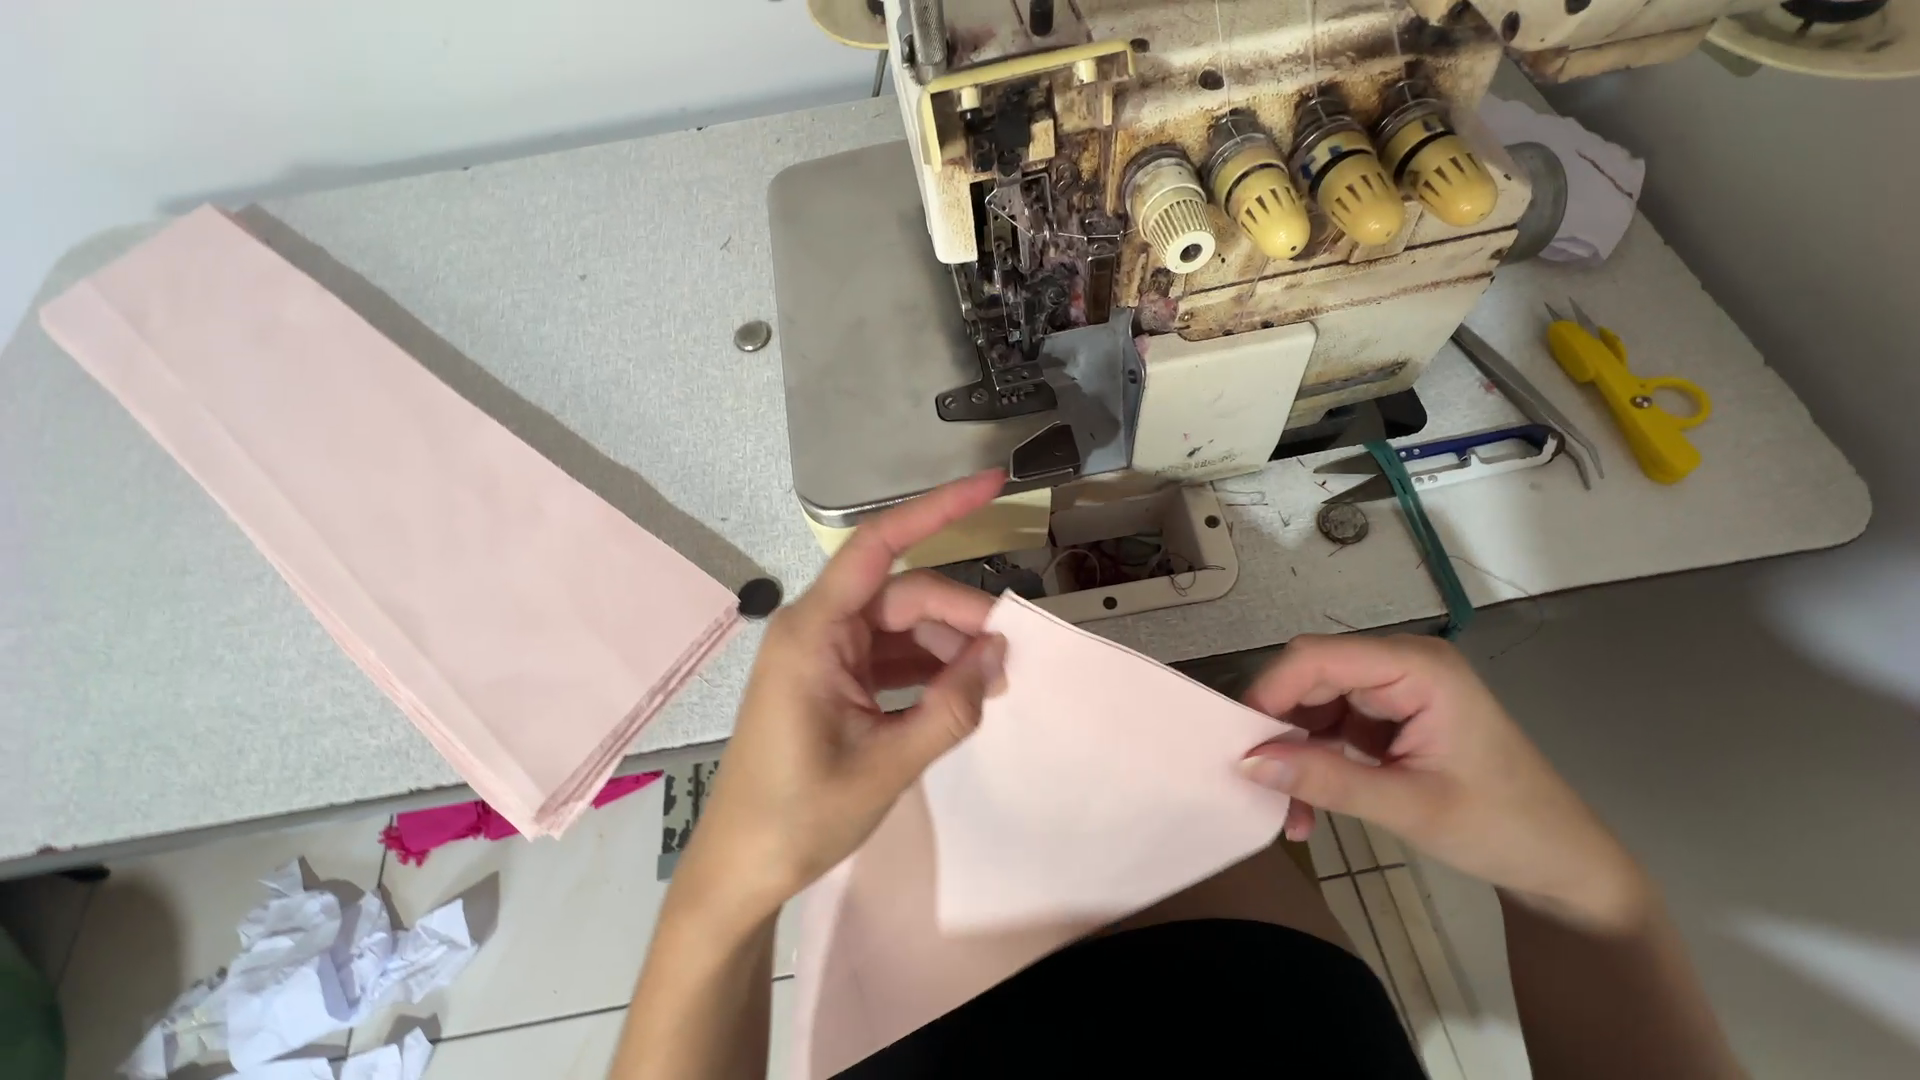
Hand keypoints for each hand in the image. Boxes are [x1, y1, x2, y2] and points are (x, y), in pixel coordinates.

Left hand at [680, 471, 1008, 918]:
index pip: (878, 546)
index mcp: (813, 632)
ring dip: (949, 648)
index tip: (992, 485)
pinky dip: (929, 671)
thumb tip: (999, 654)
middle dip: (961, 618)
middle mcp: (818, 630)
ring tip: (992, 685)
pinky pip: (891, 658)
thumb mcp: (885, 765)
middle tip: (1011, 657)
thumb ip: (948, 708)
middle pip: (904, 596)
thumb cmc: (798, 817)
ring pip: (902, 628)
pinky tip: (962, 692)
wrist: (741, 871)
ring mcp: (825, 657)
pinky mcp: (833, 683)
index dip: (937, 509)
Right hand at [1239, 634, 1649, 930]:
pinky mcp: (1386, 717)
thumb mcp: (1410, 807)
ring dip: (1291, 754)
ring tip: (1287, 810)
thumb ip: (1326, 780)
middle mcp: (1399, 666)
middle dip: (1277, 729)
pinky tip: (1305, 806)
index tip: (1239, 744)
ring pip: (1310, 705)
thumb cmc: (1504, 829)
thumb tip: (1248, 762)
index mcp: (1417, 668)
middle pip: (1308, 677)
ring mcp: (1392, 690)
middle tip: (1255, 781)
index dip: (1270, 692)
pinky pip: (1326, 727)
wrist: (1563, 864)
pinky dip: (1310, 763)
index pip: (1317, 657)